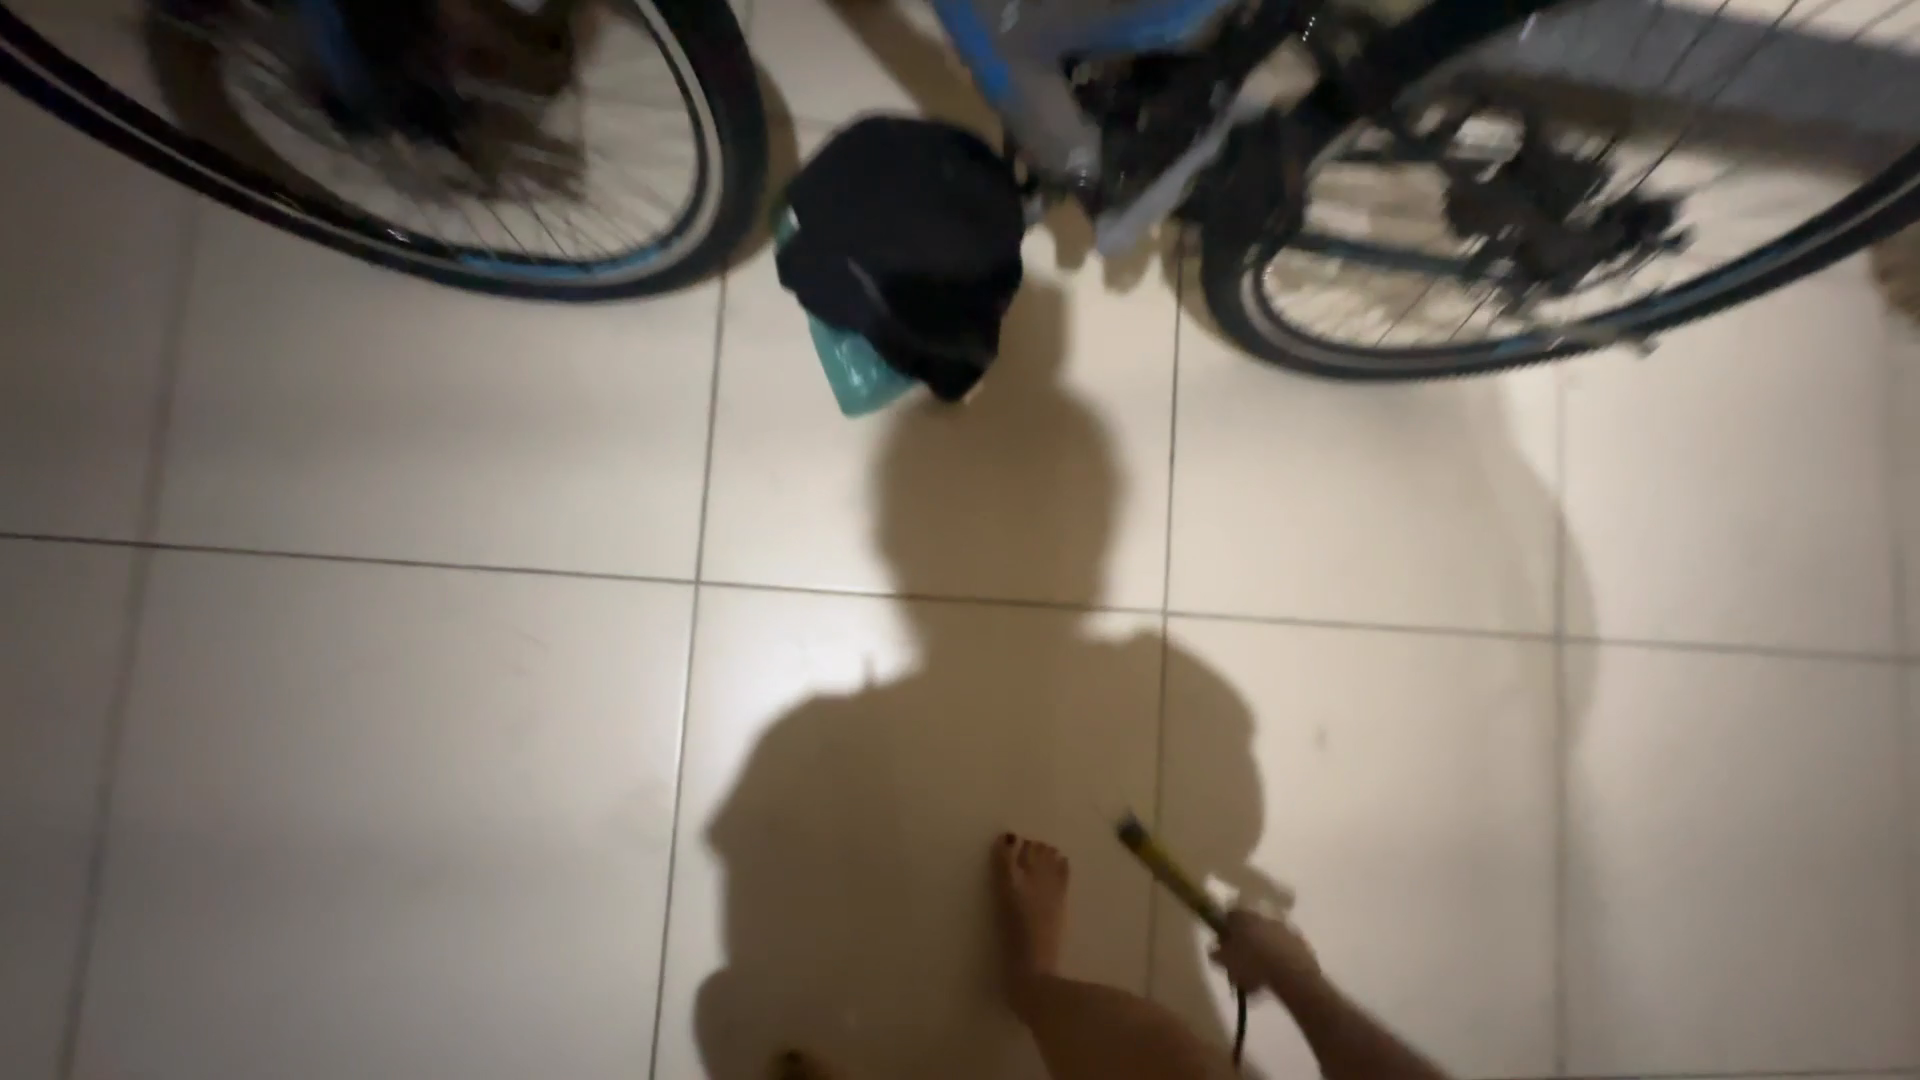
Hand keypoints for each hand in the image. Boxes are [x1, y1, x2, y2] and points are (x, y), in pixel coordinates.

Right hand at [1210, 907, 1319, 995]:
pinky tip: (1275, 978)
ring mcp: (1283, 928)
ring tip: (1259, 977)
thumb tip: (1214, 950)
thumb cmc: (1252, 964)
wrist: (1292, 975)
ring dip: (1263, 952)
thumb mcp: (1226, 962)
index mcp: (1242, 916)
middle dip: (1245, 943)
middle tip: (1241, 963)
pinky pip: (1284, 950)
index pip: (1229, 915)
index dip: (1225, 930)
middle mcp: (1262, 917)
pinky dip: (1279, 960)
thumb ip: (1217, 954)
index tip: (1224, 945)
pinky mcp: (1300, 943)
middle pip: (1250, 927)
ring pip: (1267, 938)